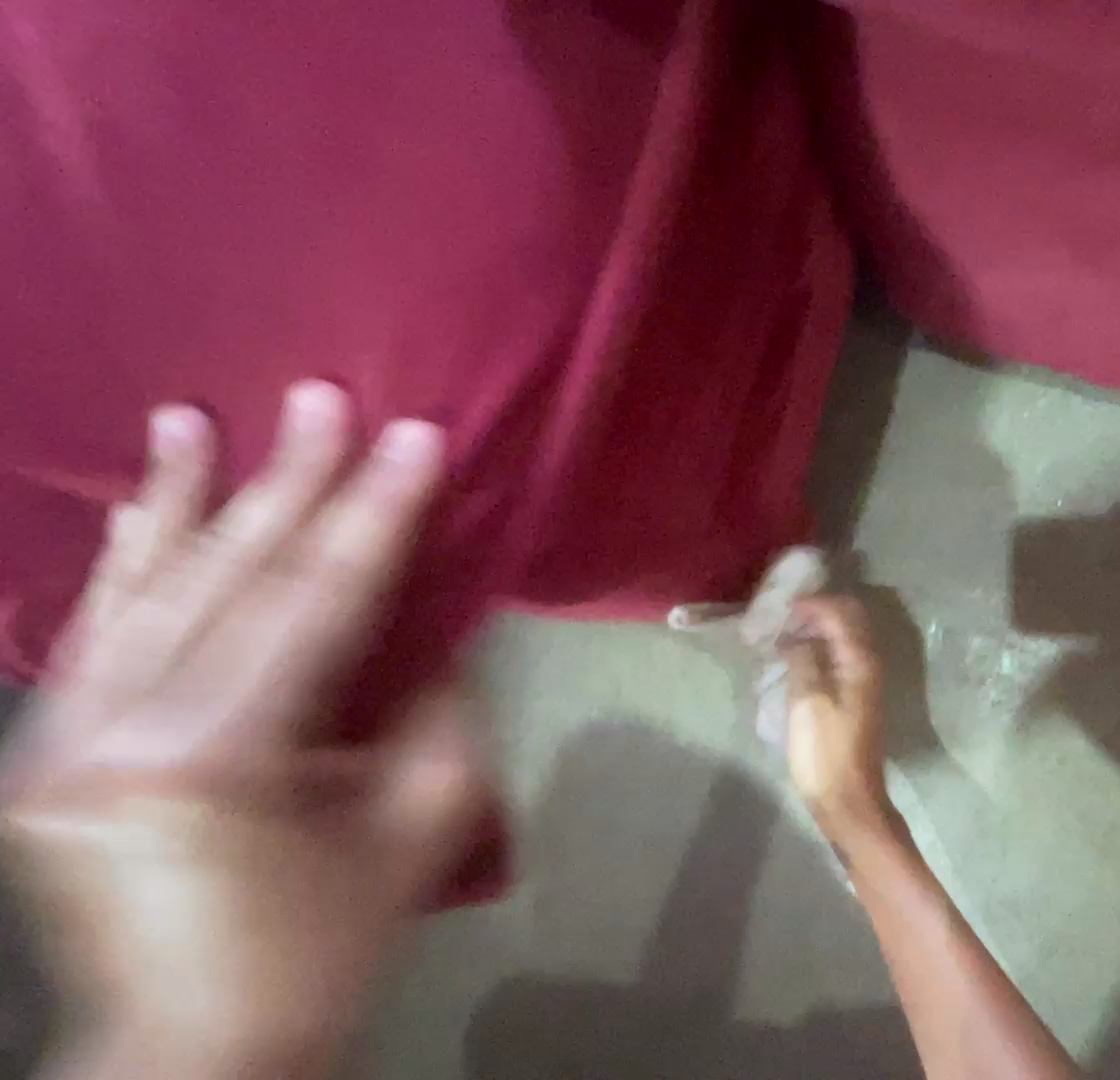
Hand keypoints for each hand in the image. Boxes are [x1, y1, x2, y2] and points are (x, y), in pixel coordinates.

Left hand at [1, 383, 483, 1077]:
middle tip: (322, 400)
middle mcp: (114, 736)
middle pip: (225, 581)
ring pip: (137, 593)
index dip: (376, 515)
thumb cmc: (337, 931)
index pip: (317, 603)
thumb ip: (432, 704)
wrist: (203, 1035)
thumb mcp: (425, 812)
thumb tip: (431, 624)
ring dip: (180, 500)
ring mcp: (58, 745)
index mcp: (217, 758)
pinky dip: (127, 562)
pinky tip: (137, 506)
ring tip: (195, 418)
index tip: (414, 440)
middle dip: (287, 484)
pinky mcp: (46, 756)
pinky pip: (95, 635)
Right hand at [781, 597, 890, 841]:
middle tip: (782, 617)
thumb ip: (803, 658)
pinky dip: (821, 648)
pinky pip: (841, 655)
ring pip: (845, 636)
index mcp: (860, 659)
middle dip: (818, 611)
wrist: (849, 797)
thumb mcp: (807, 700)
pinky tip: (796, 659)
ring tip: (783, 635)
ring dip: (819, 629)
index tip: (779, 607)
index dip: (811, 603)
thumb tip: (797, 638)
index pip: (840, 611)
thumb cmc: (824, 751)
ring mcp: (866, 678)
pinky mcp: (858, 694)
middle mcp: (870, 662)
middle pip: (849, 618)